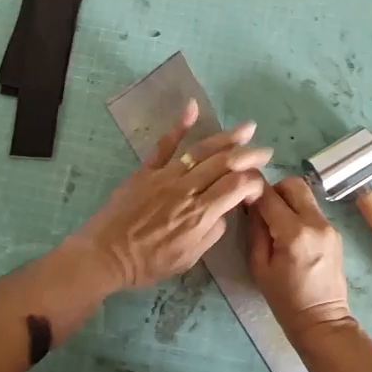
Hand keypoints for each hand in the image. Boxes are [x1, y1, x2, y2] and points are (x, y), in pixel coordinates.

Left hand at [65, 100, 270, 291]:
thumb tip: (224, 211)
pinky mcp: (147, 169)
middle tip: (266, 150)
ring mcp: (166, 175)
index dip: (254, 181)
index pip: (237, 187)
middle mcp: (187, 189)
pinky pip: (166, 144)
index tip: (261, 182)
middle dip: (249, 155)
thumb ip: (211, 234)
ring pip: (202, 151)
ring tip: (247, 128)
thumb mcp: (188, 259)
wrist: (105, 255)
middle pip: (225, 164)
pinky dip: (180, 125)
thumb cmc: (147, 264)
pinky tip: (193, 107)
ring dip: (227, 137)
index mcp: (200, 214)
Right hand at [248, 177, 353, 343]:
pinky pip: (313, 211)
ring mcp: (329, 226)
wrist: (323, 322)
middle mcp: (315, 223)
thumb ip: (256, 230)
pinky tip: (292, 235)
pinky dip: (300, 213)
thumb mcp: (259, 266)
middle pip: (293, 184)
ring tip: (277, 223)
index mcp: (293, 234)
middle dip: (275, 190)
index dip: (253, 190)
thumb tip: (252, 204)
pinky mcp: (335, 232)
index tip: (242, 192)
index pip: (269, 196)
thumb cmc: (285, 300)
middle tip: (264, 208)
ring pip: (305, 195)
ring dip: (289, 201)